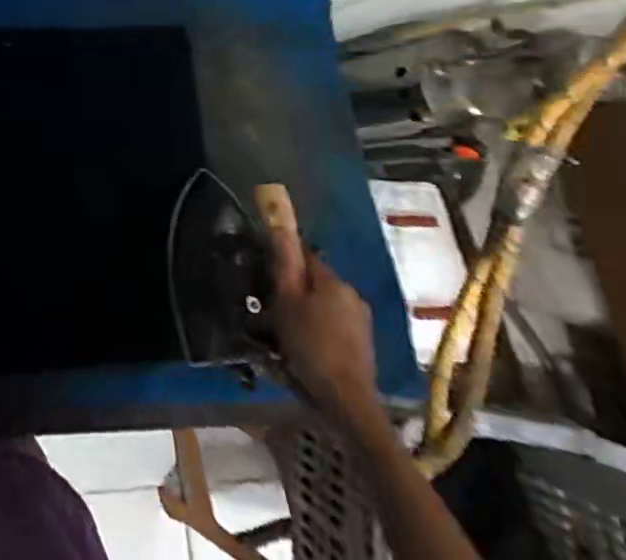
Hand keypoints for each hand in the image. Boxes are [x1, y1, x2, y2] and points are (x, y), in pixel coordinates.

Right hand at [260, 188, 381, 432]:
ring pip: (322, 306)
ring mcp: (361, 321)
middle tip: (268, 313)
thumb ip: (284, 263)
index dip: (283, 263)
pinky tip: (301, 351)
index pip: (305, 256)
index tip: (264, 277)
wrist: (347, 402)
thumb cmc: (310, 346)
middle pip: (313, 283)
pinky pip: (331, 326)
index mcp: (334, 281)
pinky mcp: (362, 344)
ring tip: (281, 336)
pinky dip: (315, 331)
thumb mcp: (287, 303)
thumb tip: (280, 223)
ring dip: (302, 314)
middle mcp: (352, 295)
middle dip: (291, 293)